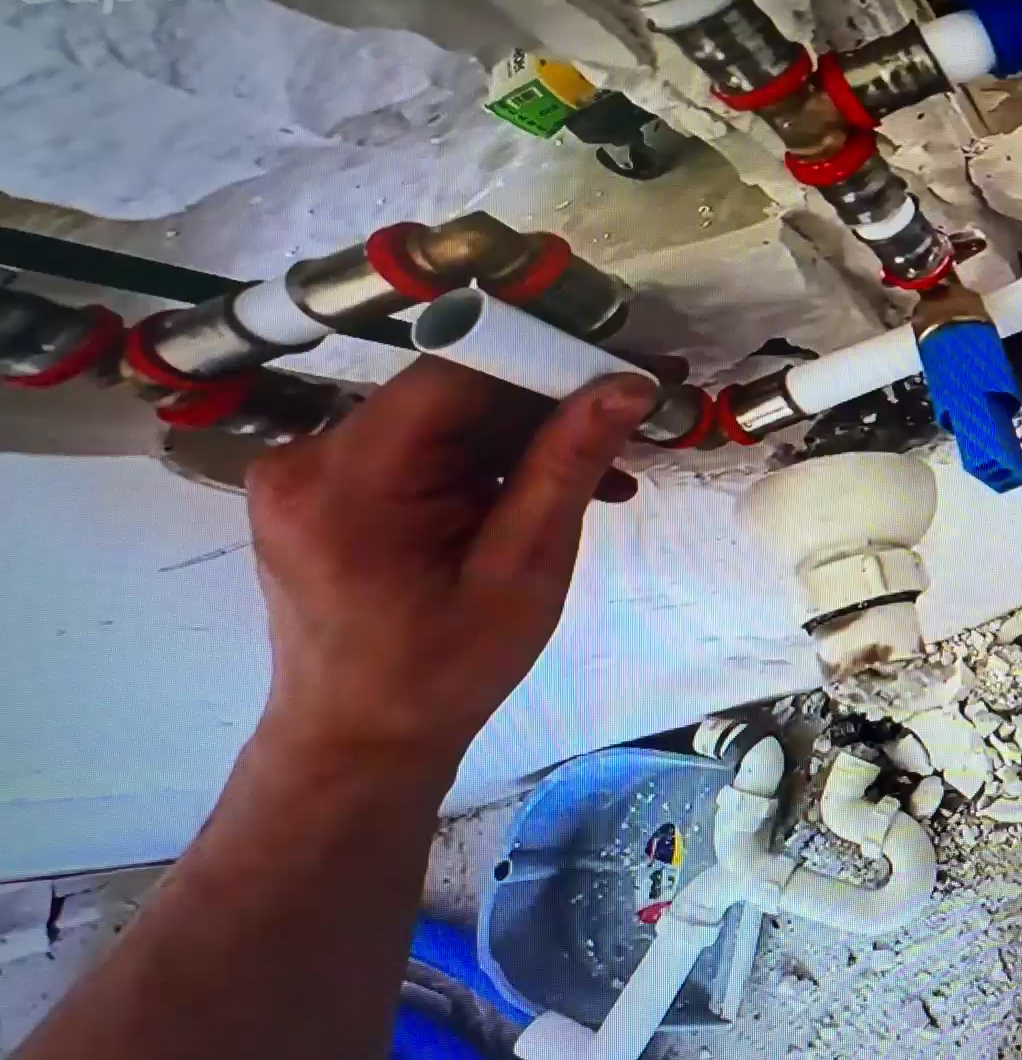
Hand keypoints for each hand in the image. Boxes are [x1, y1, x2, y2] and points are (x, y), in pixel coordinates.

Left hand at [244, 359, 658, 774]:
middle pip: (453, 397)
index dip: (545, 366)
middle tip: (629, 432)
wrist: (366, 738)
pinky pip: (431, 452)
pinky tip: (548, 494)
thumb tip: (628, 387)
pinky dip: (495, 466)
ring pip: (451, 424)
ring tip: (604, 479)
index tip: (623, 380)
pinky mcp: (335, 487)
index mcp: (346, 479)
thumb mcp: (525, 569)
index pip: (455, 377)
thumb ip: (567, 467)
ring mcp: (317, 470)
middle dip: (547, 411)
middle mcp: (311, 456)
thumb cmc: (447, 669)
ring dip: (530, 444)